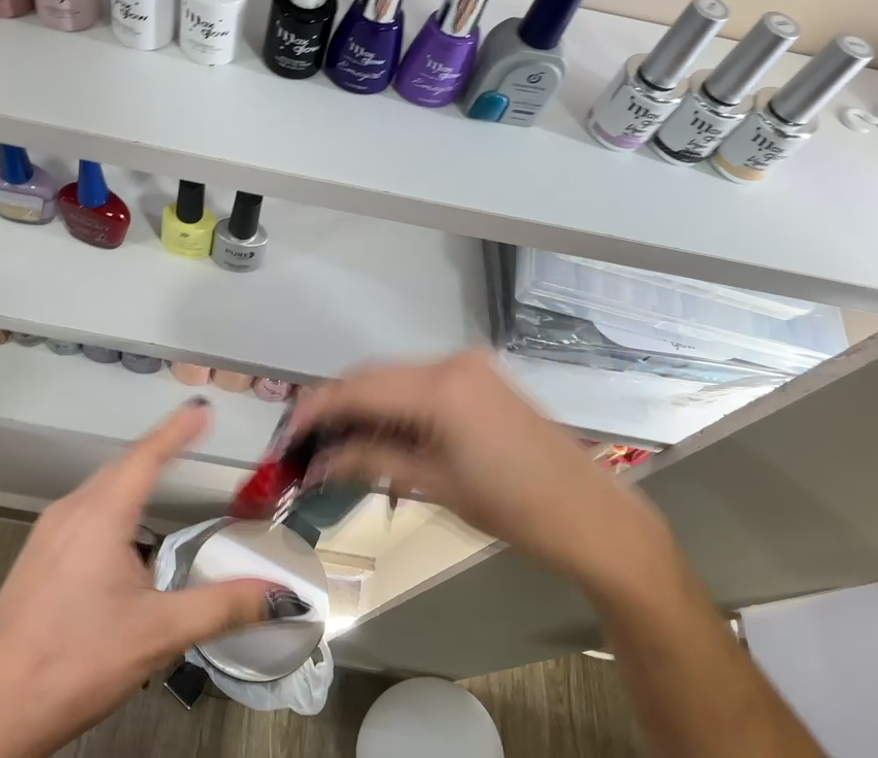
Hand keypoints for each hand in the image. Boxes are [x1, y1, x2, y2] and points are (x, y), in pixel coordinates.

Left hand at [0, 398, 300, 757]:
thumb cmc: (76, 662)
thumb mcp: (160, 632)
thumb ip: (224, 606)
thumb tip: (283, 595)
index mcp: (99, 516)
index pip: (146, 456)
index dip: (176, 431)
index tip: (200, 409)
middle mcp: (68, 514)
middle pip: (121, 470)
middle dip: (158, 453)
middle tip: (192, 439)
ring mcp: (45, 539)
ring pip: (99, 495)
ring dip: (133, 484)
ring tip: (165, 483)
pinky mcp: (34, 564)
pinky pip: (82, 518)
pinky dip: (113, 511)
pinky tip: (126, 542)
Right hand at [293, 351, 672, 591]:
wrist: (590, 515)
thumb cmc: (515, 508)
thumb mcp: (435, 485)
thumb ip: (371, 461)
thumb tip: (319, 461)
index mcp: (441, 386)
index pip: (359, 387)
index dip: (316, 409)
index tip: (287, 437)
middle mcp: (453, 362)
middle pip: (374, 378)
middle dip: (337, 410)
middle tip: (307, 449)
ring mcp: (470, 367)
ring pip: (395, 381)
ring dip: (364, 411)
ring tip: (338, 451)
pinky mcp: (480, 380)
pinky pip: (420, 386)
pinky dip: (395, 410)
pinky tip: (379, 439)